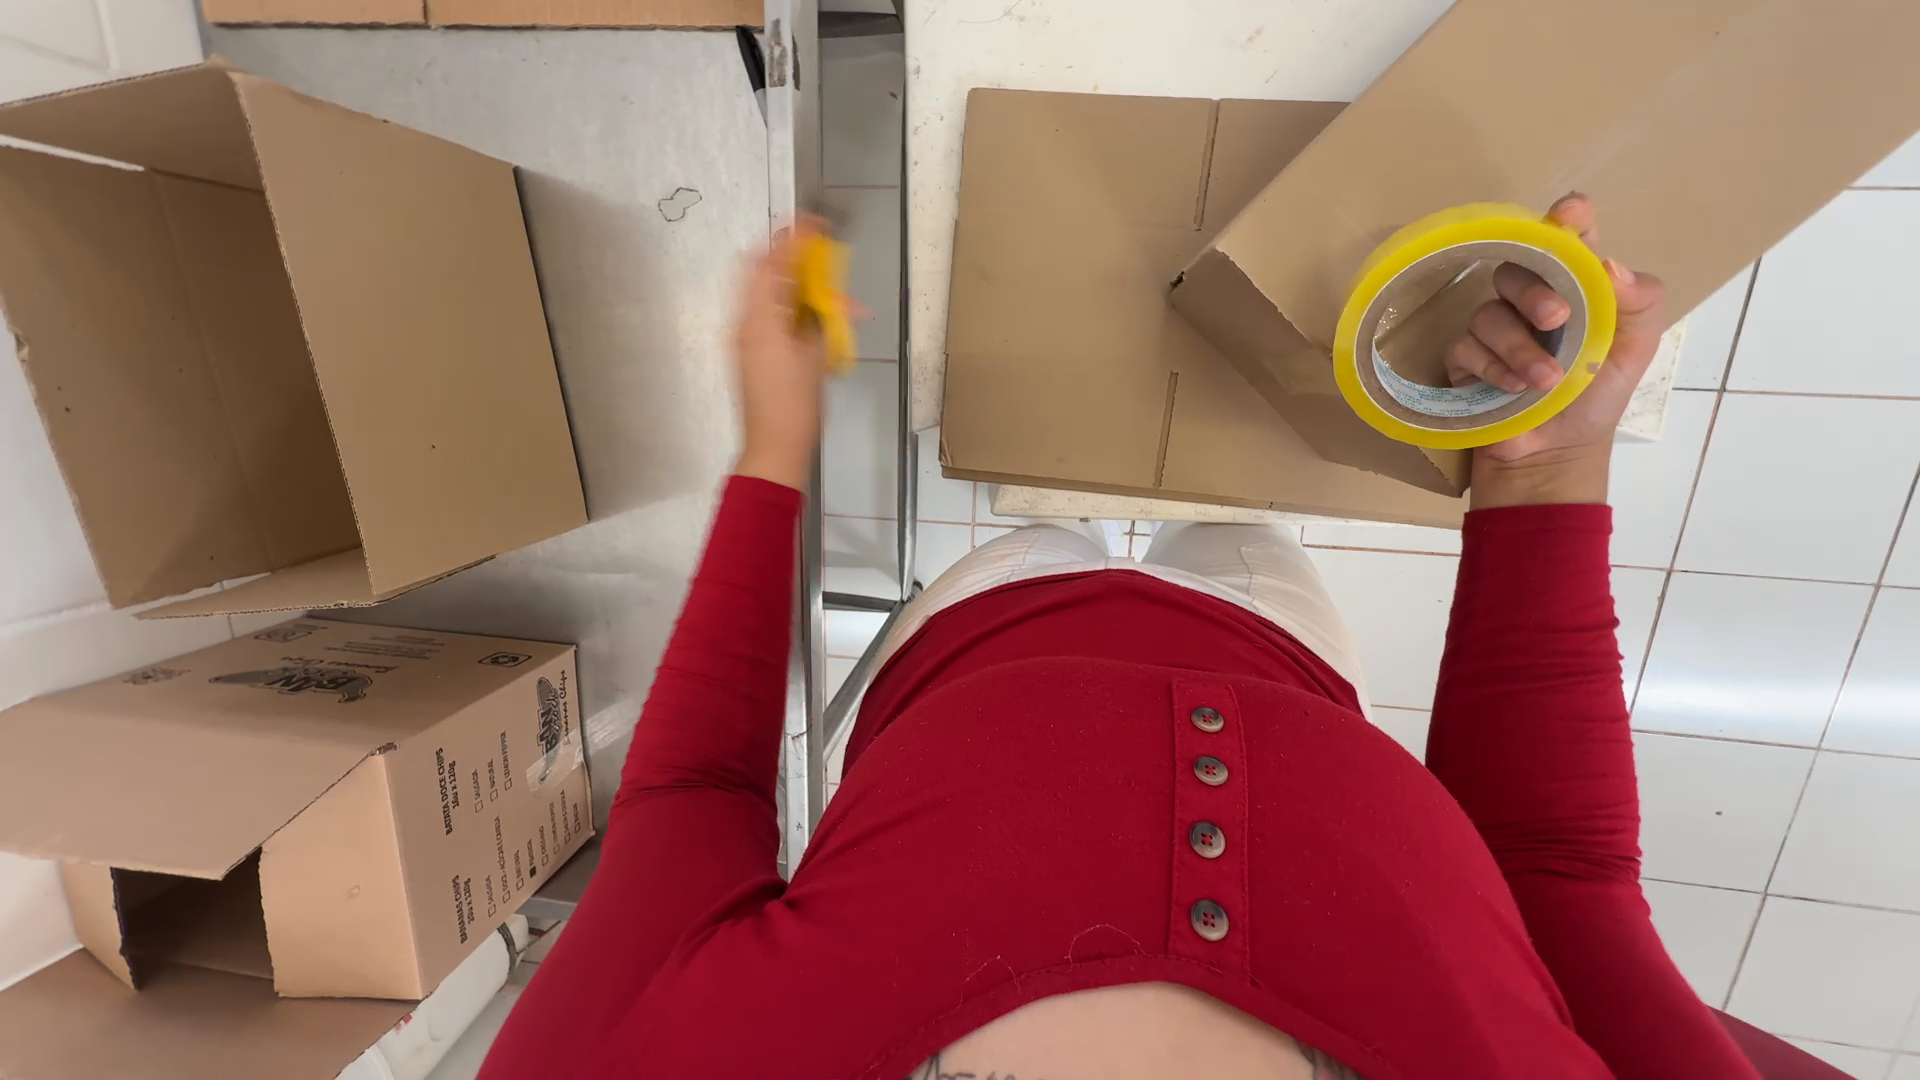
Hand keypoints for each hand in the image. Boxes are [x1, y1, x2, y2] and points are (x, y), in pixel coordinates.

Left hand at [733, 223, 829, 490]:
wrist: (772, 448)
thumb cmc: (798, 405)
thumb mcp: (816, 357)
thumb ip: (817, 318)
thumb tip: (820, 298)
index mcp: (761, 317)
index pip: (774, 260)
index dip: (796, 237)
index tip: (818, 224)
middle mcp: (743, 321)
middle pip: (759, 270)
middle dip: (789, 257)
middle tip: (817, 257)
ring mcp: (741, 338)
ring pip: (760, 292)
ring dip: (788, 284)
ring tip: (819, 293)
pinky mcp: (746, 354)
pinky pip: (762, 315)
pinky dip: (784, 307)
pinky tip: (807, 320)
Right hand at [1444, 194, 1667, 507]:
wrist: (1552, 449)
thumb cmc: (1596, 397)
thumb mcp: (1636, 347)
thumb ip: (1639, 301)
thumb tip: (1606, 266)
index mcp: (1577, 286)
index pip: (1568, 238)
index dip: (1566, 219)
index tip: (1569, 214)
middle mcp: (1530, 300)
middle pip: (1514, 268)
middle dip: (1534, 292)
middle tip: (1558, 320)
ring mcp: (1492, 328)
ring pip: (1488, 315)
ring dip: (1519, 349)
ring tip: (1544, 382)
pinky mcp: (1462, 359)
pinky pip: (1465, 349)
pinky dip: (1493, 369)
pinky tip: (1512, 389)